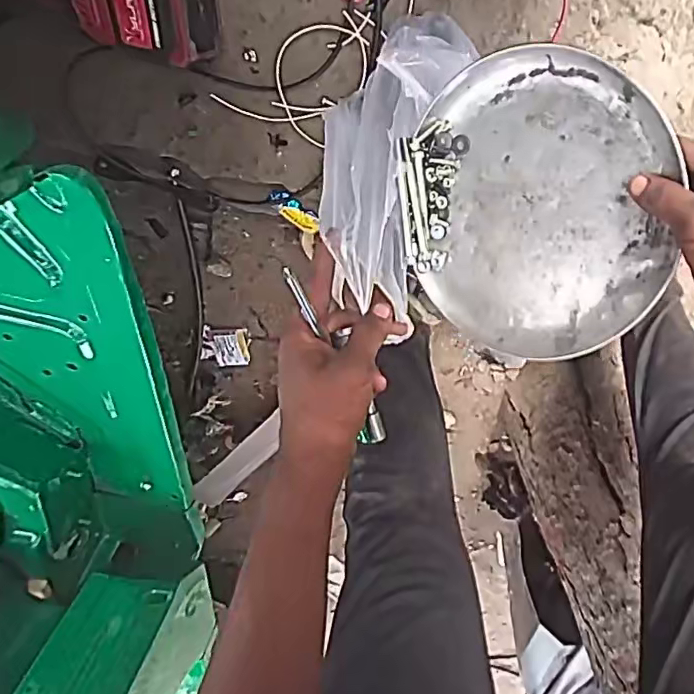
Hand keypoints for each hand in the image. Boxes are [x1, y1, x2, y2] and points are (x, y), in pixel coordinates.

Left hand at [278, 243, 398, 471]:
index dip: (327, 260)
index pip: (316, 286)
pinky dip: (362, 368)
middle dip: (366, 324)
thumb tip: (380, 310)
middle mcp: (302, 344)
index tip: (331, 236)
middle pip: (339, 316)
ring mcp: (310, 363)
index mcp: (301, 334)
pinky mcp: (320, 379)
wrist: (316, 457)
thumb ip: (369, 333)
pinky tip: (373, 383)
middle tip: (392, 324)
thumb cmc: (325, 413)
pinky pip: (345, 361)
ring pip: (345, 341)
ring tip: (379, 370)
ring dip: (367, 351)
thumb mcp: (355, 366)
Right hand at [630, 137, 693, 320]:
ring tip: (628, 212)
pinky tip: (645, 228)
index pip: (682, 150)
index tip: (621, 171)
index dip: (652, 160)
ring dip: (658, 206)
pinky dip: (665, 221)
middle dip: (652, 185)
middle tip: (618, 195)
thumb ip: (665, 197)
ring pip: (677, 195)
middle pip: (677, 171)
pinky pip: (680, 215)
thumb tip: (637, 181)